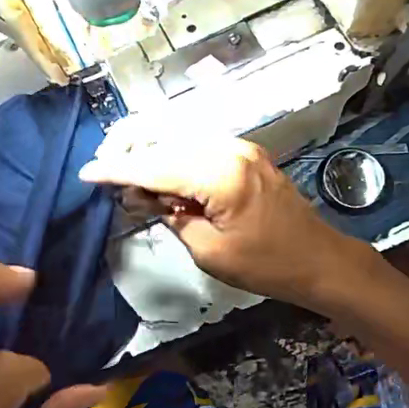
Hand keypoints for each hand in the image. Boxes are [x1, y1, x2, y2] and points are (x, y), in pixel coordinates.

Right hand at [79, 136, 380, 312]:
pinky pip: (200, 149)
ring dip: (154, 158)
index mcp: (220, 174)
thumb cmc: (267, 265)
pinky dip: (176, 160)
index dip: (118, 171)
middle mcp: (230, 150)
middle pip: (165, 145)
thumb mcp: (210, 252)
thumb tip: (149, 199)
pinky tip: (164, 179)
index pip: (156, 167)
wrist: (320, 260)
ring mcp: (241, 149)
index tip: (88, 172)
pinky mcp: (246, 155)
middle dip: (133, 158)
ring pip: (181, 142)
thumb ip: (174, 219)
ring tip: (132, 181)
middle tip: (106, 176)